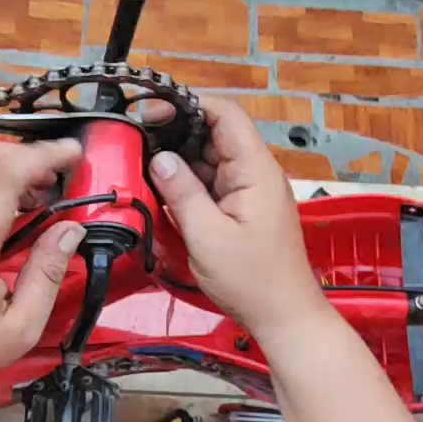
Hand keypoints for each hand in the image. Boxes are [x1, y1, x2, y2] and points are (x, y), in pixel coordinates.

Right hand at [150, 97, 329, 336]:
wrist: (283, 316)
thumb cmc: (250, 279)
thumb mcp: (207, 236)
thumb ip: (182, 193)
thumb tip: (159, 157)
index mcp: (254, 170)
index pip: (225, 114)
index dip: (189, 105)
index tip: (152, 114)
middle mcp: (255, 173)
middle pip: (215, 135)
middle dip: (177, 134)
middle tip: (138, 141)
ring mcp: (249, 192)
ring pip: (210, 160)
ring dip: (180, 161)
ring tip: (143, 164)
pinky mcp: (242, 210)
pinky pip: (213, 185)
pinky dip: (188, 184)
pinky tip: (163, 190)